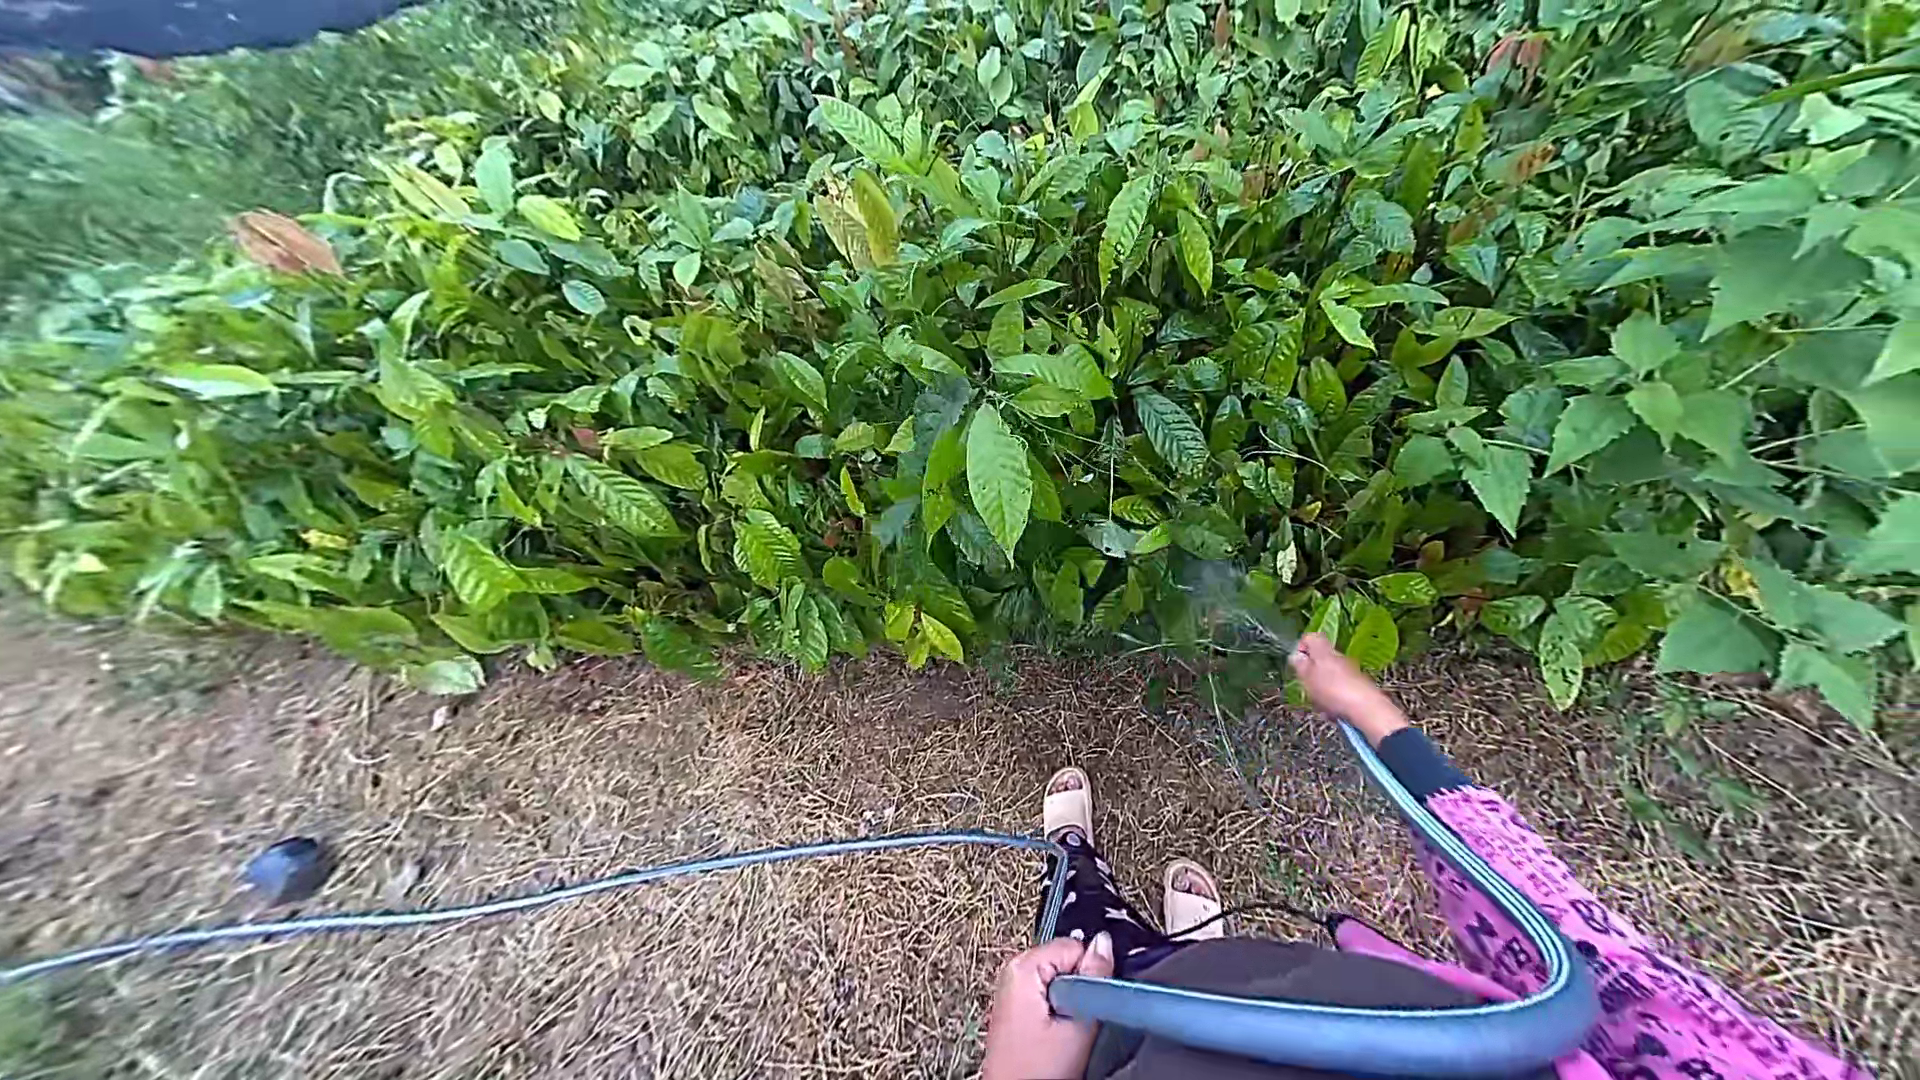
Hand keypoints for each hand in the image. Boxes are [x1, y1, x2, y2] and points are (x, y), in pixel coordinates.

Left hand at [981, 932, 1114, 1079]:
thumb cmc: (1034, 1074)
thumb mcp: (1075, 1028)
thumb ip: (1092, 980)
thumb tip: (1104, 942)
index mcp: (1023, 966)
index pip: (1073, 945)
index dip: (1089, 974)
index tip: (1088, 1003)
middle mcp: (1013, 969)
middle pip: (1064, 960)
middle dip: (1077, 989)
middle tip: (1073, 1025)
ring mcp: (1012, 987)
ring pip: (1058, 979)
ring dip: (1068, 1002)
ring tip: (1062, 1034)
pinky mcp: (1015, 1006)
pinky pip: (1047, 994)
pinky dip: (1057, 1011)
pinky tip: (1053, 1037)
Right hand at [1288, 632, 1408, 745]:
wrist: (1369, 710)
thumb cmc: (1333, 691)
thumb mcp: (1307, 677)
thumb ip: (1300, 665)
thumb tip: (1296, 655)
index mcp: (1324, 651)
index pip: (1311, 637)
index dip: (1301, 647)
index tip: (1297, 663)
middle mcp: (1339, 658)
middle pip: (1320, 660)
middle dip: (1311, 674)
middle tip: (1307, 688)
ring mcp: (1352, 672)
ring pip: (1330, 677)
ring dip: (1322, 689)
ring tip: (1320, 705)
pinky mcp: (1361, 688)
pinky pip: (1341, 689)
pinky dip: (1335, 699)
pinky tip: (1333, 712)